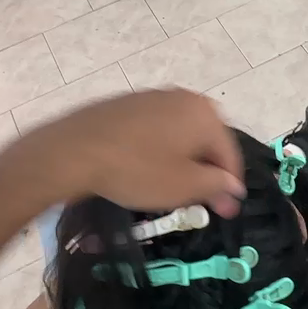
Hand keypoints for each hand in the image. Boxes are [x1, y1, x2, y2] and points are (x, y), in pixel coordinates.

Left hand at [13, 89, 245, 216]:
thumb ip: (216, 185)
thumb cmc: (137, 170)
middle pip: (206, 140)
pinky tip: (144, 167)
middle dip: (206, 170)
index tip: (225, 212)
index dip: (229, 187)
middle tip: (199, 200)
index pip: (229, 155)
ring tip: (171, 186)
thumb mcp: (183, 186)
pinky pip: (156, 128)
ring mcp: (155, 96)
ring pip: (180, 133)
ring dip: (182, 158)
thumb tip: (233, 187)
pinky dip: (159, 148)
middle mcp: (185, 98)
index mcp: (206, 115)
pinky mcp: (128, 103)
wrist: (74, 150)